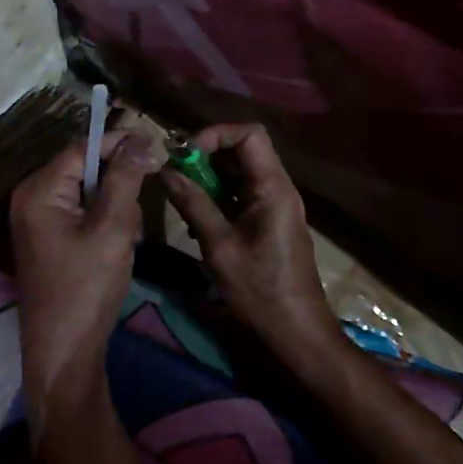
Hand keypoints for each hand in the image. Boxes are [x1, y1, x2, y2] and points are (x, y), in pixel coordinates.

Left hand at [11, 130, 164, 411]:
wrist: (63, 349)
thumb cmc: (87, 287)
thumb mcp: (113, 228)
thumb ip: (125, 179)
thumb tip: (140, 139)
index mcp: (38, 190)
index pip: (81, 147)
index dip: (118, 142)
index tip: (155, 146)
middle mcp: (30, 198)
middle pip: (81, 168)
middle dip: (116, 181)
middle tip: (144, 201)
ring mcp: (34, 221)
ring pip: (84, 193)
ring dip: (112, 205)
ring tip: (129, 235)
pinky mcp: (45, 240)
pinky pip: (78, 214)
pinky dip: (101, 221)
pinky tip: (116, 246)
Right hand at [160, 124, 343, 363]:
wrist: (297, 329)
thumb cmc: (260, 290)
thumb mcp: (219, 247)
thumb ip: (193, 205)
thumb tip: (166, 172)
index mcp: (274, 188)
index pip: (250, 135)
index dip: (215, 135)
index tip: (186, 154)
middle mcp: (278, 189)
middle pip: (243, 151)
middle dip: (206, 157)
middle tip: (175, 175)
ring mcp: (275, 205)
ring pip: (239, 174)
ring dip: (208, 179)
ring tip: (182, 199)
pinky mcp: (269, 221)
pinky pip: (241, 195)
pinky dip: (217, 199)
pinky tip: (197, 223)